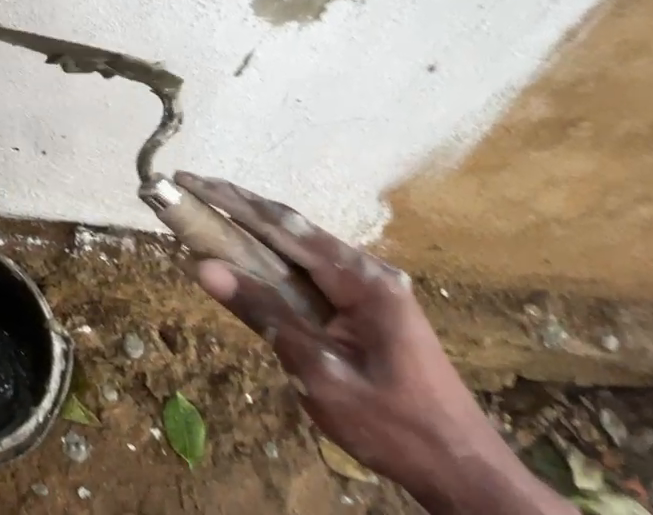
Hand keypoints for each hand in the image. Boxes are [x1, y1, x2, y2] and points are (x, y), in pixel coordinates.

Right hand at [173, 173, 573, 514]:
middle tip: (187, 185)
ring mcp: (371, 290)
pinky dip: (269, 252)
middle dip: (236, 204)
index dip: (230, 201)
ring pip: (299, 245)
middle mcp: (368, 273)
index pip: (283, 228)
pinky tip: (247, 252)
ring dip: (251, 226)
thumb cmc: (394, 426)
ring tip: (206, 210)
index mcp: (363, 281)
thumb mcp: (320, 373)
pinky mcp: (367, 308)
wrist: (465, 473)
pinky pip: (308, 268)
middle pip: (291, 227)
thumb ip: (264, 315)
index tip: (187, 179)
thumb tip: (203, 267)